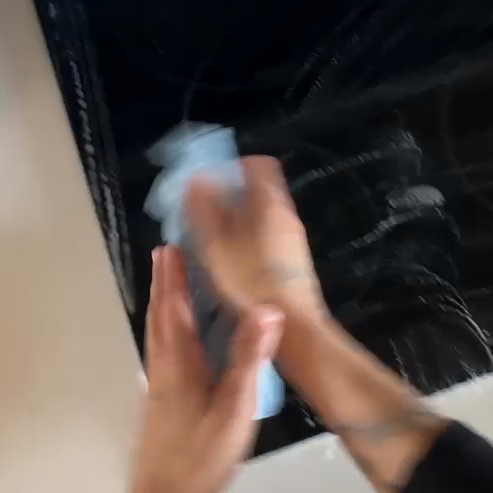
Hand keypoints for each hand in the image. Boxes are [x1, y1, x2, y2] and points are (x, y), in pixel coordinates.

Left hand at [127, 245, 283, 492]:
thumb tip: (265, 310)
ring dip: (161, 305)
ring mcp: (158, 387)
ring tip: (167, 284)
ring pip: (157, 335)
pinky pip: (161, 351)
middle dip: (163, 284)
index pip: (173, 310)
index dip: (171, 278)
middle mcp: (162, 368)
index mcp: (179, 363)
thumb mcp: (233, 409)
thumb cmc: (200, 456)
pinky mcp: (160, 403)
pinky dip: (165, 329)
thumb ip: (249, 360)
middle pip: (159, 317)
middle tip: (165, 254)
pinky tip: (176, 340)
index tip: (169, 247)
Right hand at [184, 156, 326, 322]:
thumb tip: (196, 179)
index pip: (258, 165)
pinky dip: (245, 240)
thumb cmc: (252, 283)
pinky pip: (265, 237)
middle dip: (227, 198)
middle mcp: (286, 216)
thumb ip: (204, 210)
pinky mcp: (292, 261)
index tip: (209, 183)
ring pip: (259, 216)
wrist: (295, 327)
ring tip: (209, 241)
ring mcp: (292, 239)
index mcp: (271, 204)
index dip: (233, 167)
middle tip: (200, 215)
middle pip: (257, 191)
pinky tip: (228, 263)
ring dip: (234, 221)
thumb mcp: (217, 246)